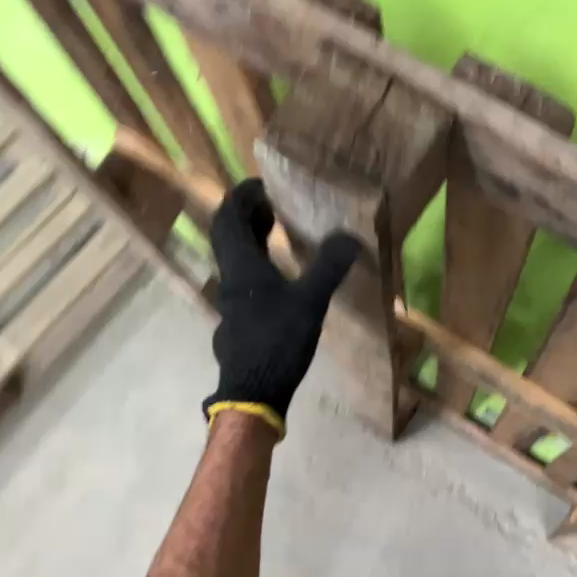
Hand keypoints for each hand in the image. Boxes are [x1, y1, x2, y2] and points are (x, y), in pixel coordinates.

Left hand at [203, 179, 360, 435]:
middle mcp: (230, 279)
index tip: (262, 184)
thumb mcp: (310, 302)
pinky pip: (242, 281)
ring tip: (275, 233)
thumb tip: (349, 236)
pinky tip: (277, 279)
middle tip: (272, 204)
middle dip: (246, 214)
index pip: (228, 217)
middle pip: (227, 235)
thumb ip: (328, 267)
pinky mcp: (237, 322)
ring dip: (250, 240)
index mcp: (241, 266)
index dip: (241, 196)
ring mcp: (230, 302)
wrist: (252, 392)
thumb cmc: (277, 342)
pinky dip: (255, 265)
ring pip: (233, 259)